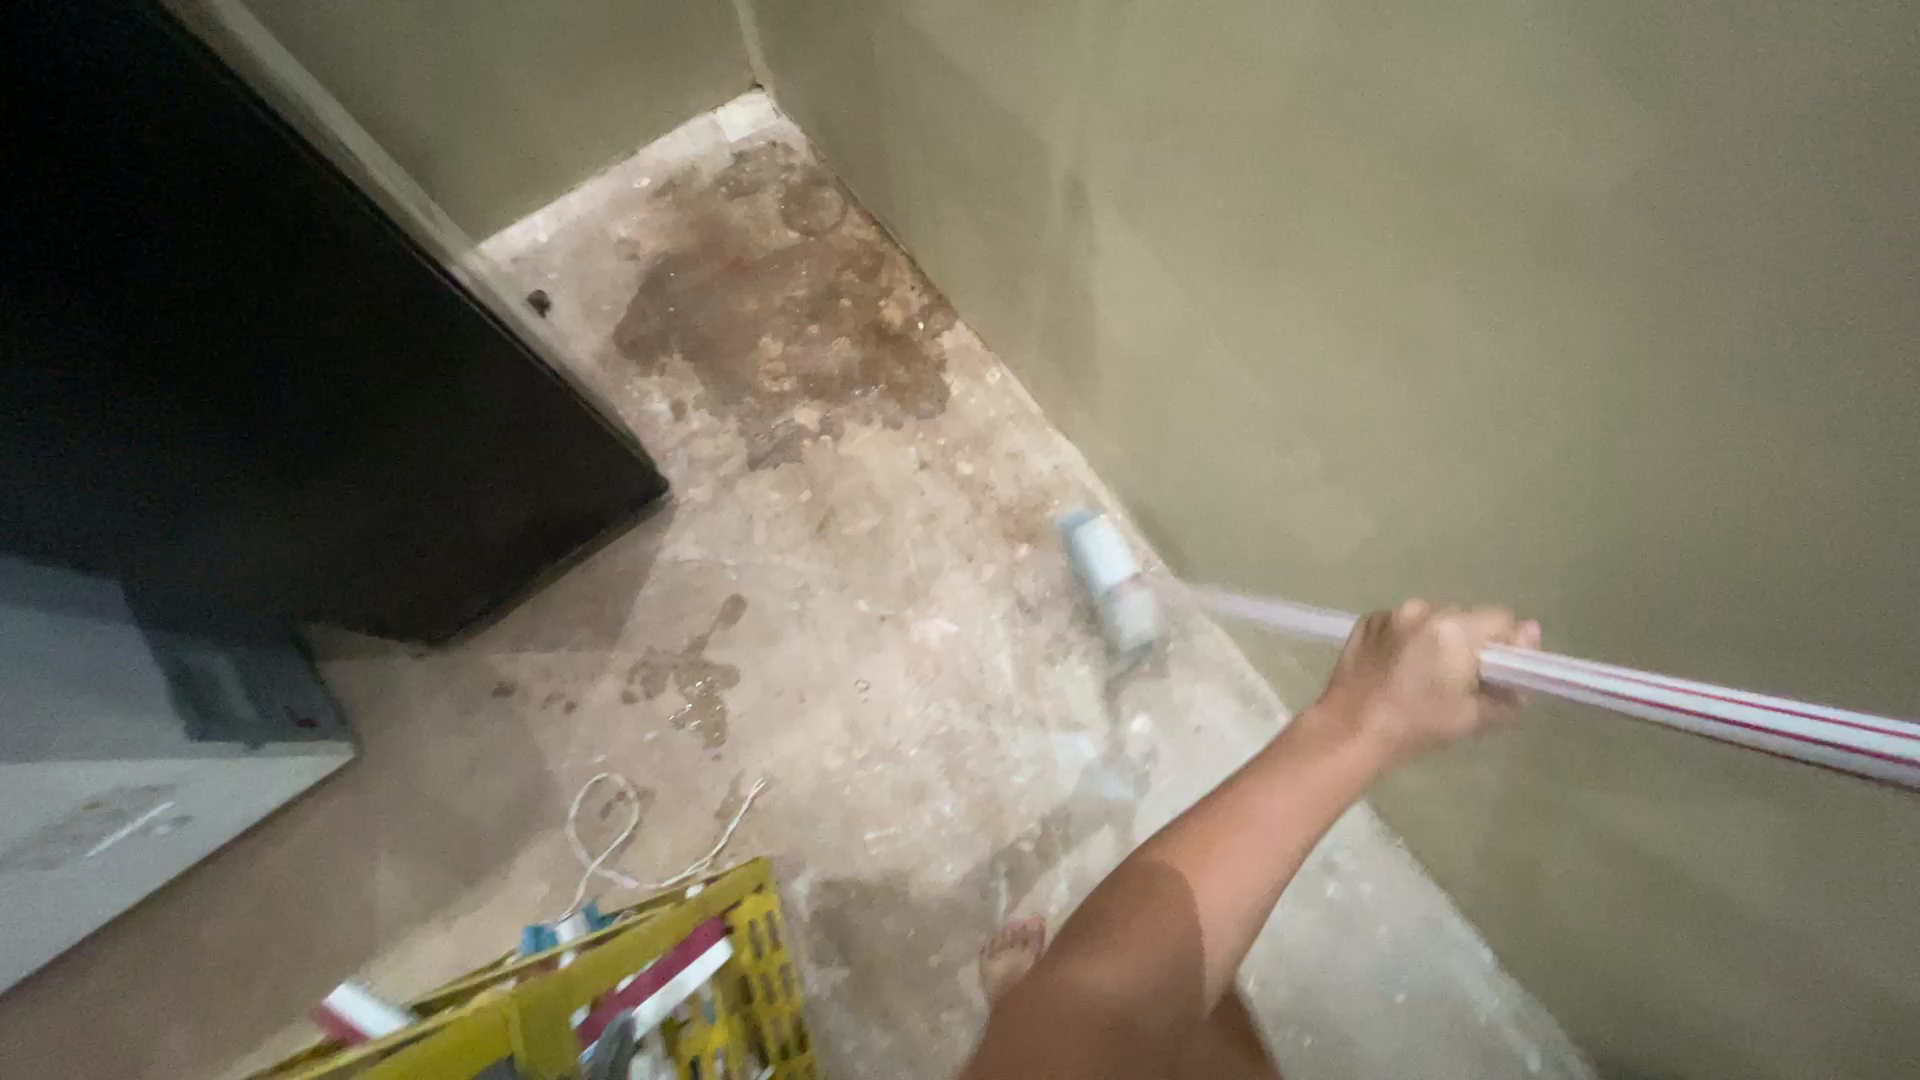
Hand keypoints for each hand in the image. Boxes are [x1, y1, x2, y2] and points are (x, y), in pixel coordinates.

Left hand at [1316, 600, 1540, 766]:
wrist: (1351, 727)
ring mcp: (1388, 614)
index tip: (1496, 672)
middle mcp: (1420, 611)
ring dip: (1436, 638)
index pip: (1502, 620)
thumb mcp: (1480, 714)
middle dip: (1470, 642)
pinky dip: (1406, 638)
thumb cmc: (1419, 723)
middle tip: (1459, 676)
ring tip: (1424, 672)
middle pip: (1465, 617)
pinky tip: (1397, 666)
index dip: (1507, 646)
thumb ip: (1514, 681)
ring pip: (1431, 618)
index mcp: (1453, 629)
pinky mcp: (1365, 622)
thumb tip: (1530, 637)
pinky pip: (1400, 623)